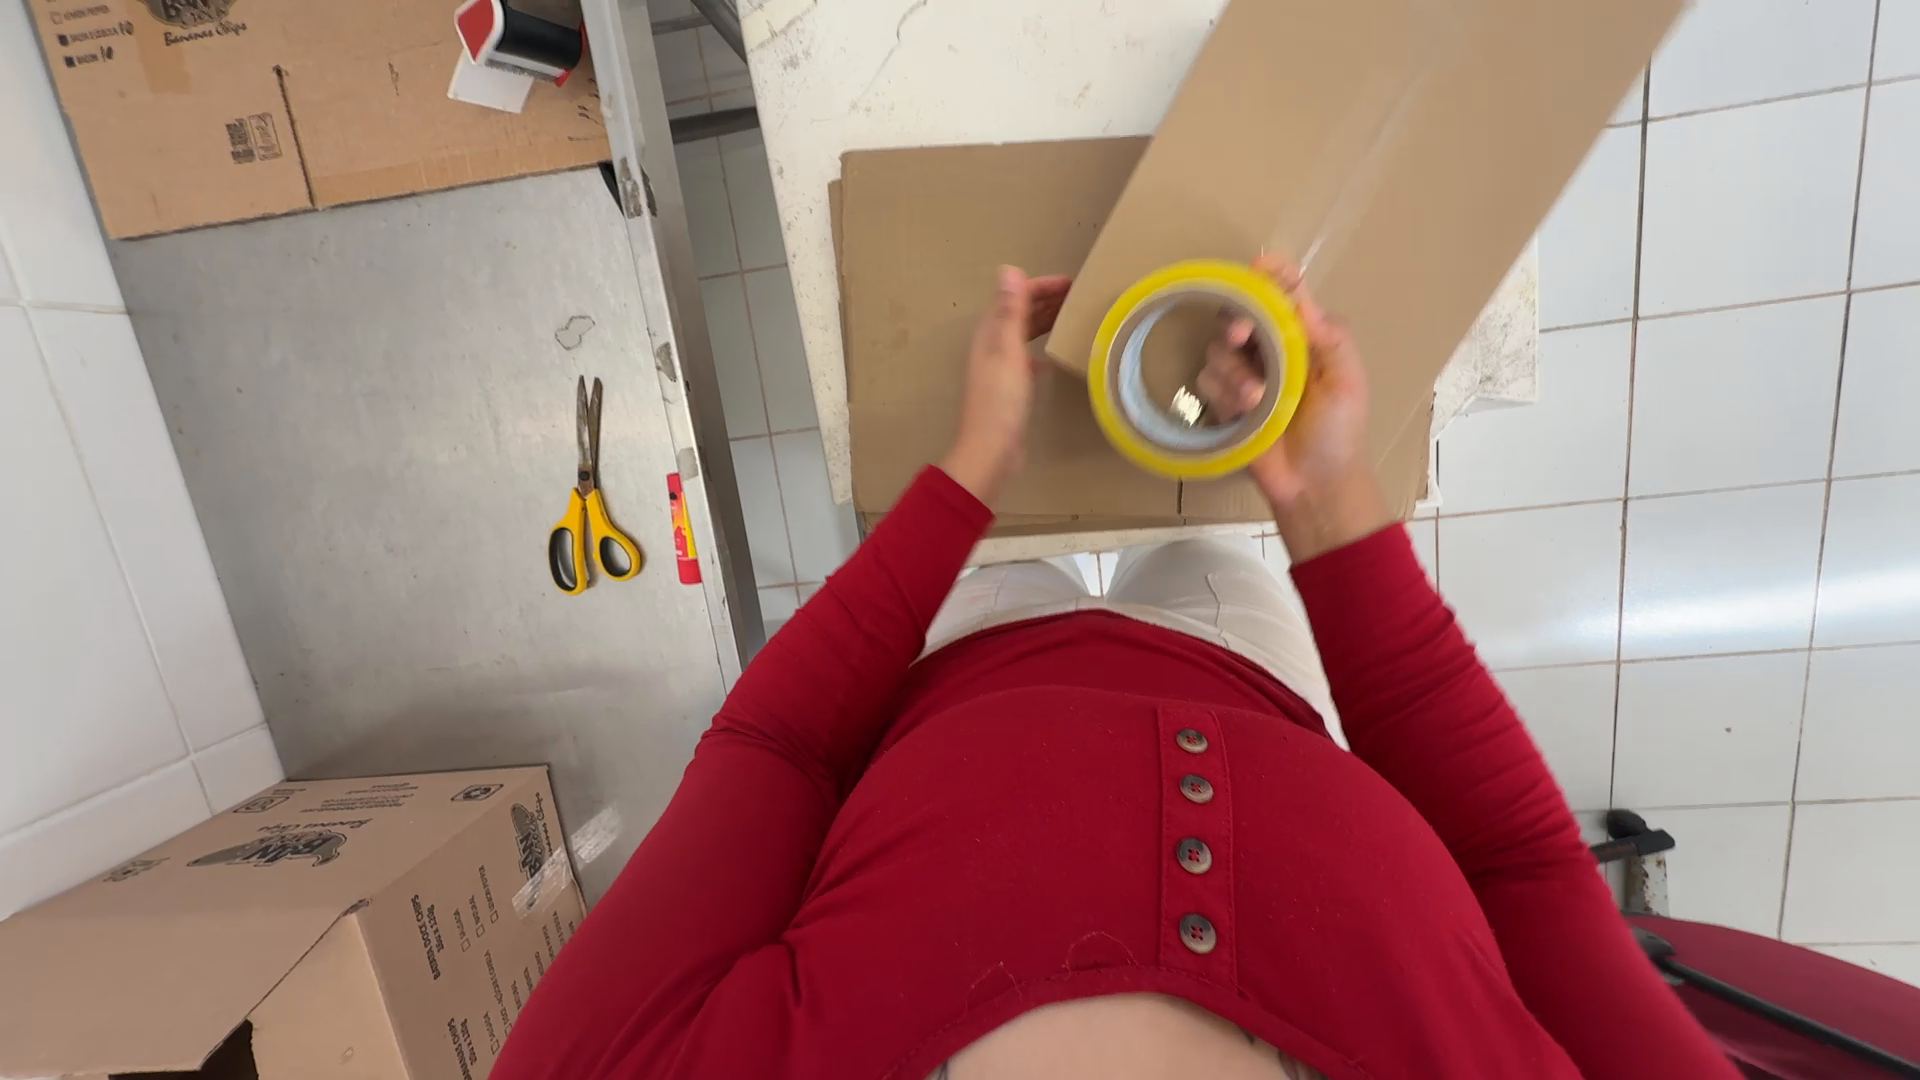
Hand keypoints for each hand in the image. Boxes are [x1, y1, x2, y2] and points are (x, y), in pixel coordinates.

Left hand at [939, 266, 1072, 504]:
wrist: (990, 450)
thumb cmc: (1000, 401)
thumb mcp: (1007, 351)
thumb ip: (1009, 312)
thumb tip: (1008, 269)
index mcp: (989, 335)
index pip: (1015, 297)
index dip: (1041, 286)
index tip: (1072, 283)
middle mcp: (991, 348)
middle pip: (1018, 315)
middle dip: (1045, 302)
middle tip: (1078, 297)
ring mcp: (998, 370)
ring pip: (1022, 336)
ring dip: (1043, 324)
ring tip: (1070, 318)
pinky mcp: (1007, 391)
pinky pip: (1024, 361)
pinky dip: (1037, 354)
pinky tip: (1049, 361)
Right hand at [1194, 256, 1390, 561]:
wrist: (1312, 483)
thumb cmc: (1338, 432)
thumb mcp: (1347, 382)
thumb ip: (1330, 339)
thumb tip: (1301, 302)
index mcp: (1304, 338)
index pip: (1285, 295)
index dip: (1272, 276)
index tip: (1259, 265)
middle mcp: (1270, 351)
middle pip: (1239, 315)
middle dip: (1236, 319)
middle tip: (1241, 335)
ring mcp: (1244, 377)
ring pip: (1219, 351)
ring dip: (1234, 374)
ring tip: (1256, 401)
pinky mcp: (1224, 403)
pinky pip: (1207, 382)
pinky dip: (1222, 396)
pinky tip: (1243, 414)